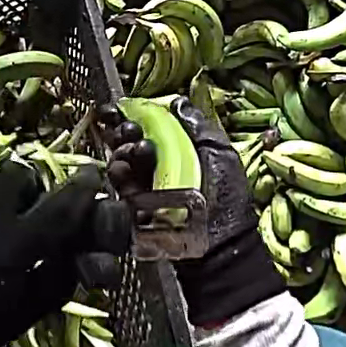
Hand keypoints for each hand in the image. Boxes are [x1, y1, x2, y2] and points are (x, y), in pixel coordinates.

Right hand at [98, 99, 284, 327]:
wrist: (221, 245)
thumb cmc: (227, 199)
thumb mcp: (219, 153)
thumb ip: (197, 126)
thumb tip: (177, 101)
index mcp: (177, 148)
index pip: (149, 125)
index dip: (134, 114)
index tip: (121, 107)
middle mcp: (156, 165)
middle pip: (129, 140)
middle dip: (124, 130)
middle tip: (128, 129)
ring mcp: (144, 187)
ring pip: (121, 160)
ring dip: (122, 150)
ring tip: (134, 150)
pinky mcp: (135, 208)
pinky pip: (120, 186)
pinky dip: (118, 174)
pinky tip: (122, 168)